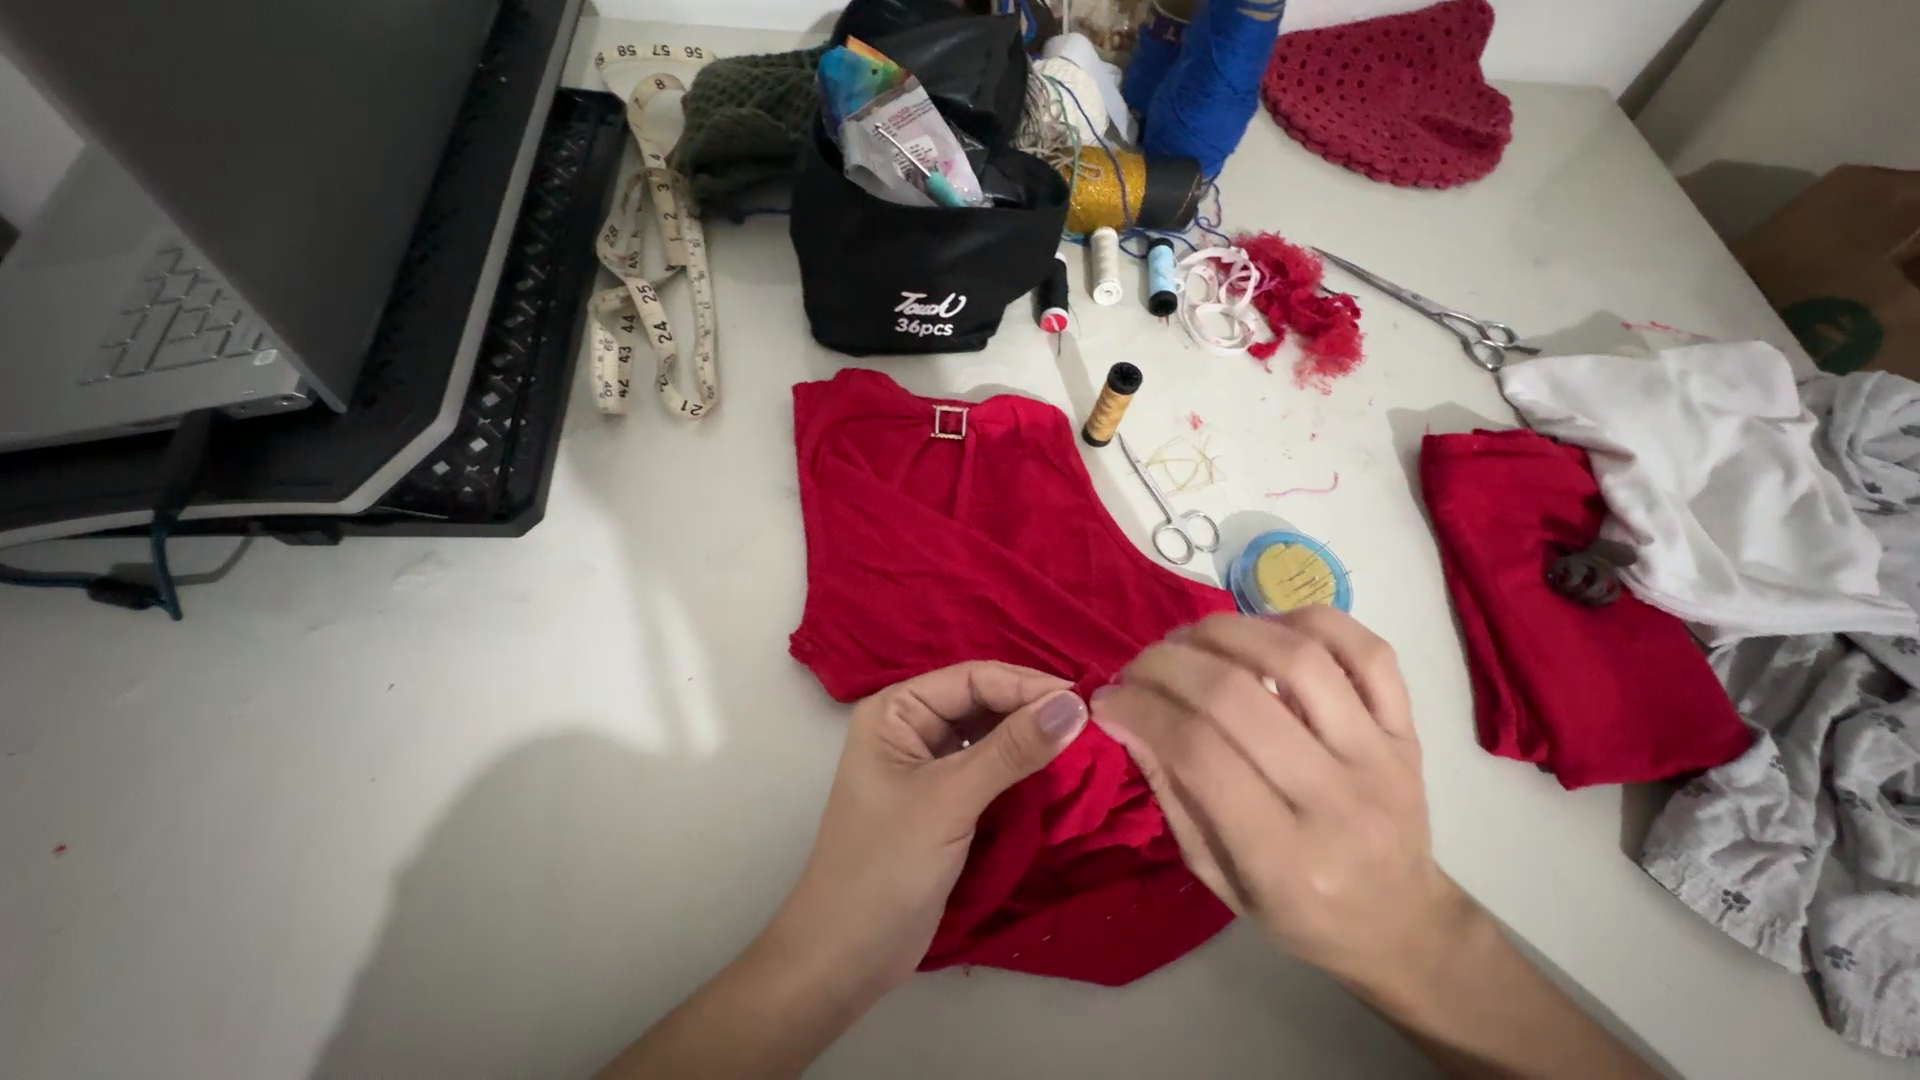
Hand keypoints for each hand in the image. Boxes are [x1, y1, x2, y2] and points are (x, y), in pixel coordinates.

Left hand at [769, 661, 1089, 998]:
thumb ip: (1011, 750)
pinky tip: (1053, 770)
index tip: (1085, 704)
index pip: (972, 678)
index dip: (1027, 685)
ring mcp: (926, 765)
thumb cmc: (886, 866)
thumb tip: (1074, 706)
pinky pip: (990, 768)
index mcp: (895, 711)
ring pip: (989, 734)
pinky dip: (1021, 767)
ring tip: (1082, 742)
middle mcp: (910, 728)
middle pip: (982, 701)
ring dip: (1029, 736)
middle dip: (1031, 708)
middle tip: (1091, 724)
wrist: (846, 955)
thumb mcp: (950, 800)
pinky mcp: (944, 801)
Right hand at [1089, 608, 1475, 991]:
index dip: (1141, 710)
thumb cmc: (1297, 913)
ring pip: (1299, 658)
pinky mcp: (1407, 728)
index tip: (1108, 698)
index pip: (1199, 753)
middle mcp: (1338, 800)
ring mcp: (1381, 756)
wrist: (1402, 924)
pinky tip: (1266, 630)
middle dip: (1168, 664)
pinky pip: (1368, 650)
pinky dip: (1309, 620)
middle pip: (1238, 697)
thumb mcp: (1216, 875)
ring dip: (1227, 630)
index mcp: (1285, 857)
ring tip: (1190, 640)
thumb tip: (1122, 714)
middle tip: (1137, 667)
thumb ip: (1171, 793)